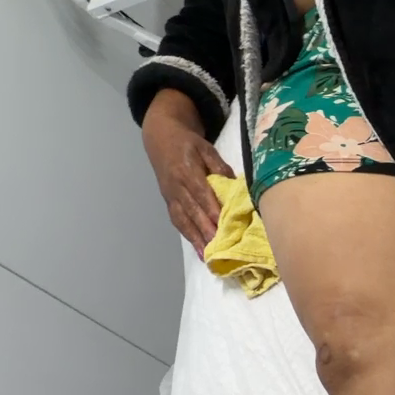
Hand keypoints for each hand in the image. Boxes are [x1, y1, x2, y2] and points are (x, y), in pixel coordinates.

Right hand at [141, 88, 234, 258]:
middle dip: (206, 230)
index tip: (224, 226)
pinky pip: (178, 222)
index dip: (212, 211)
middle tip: (220, 248)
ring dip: (197, 239)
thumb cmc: (188, 144)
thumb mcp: (206, 149)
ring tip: (210, 257)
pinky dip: (189, 237)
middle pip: (192, 211)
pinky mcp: (168, 202)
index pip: (201, 194)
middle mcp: (176, 186)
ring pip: (184, 220)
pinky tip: (200, 251)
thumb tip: (234, 187)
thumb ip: (220, 167)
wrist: (160, 137)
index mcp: (186, 171)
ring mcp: (170, 196)